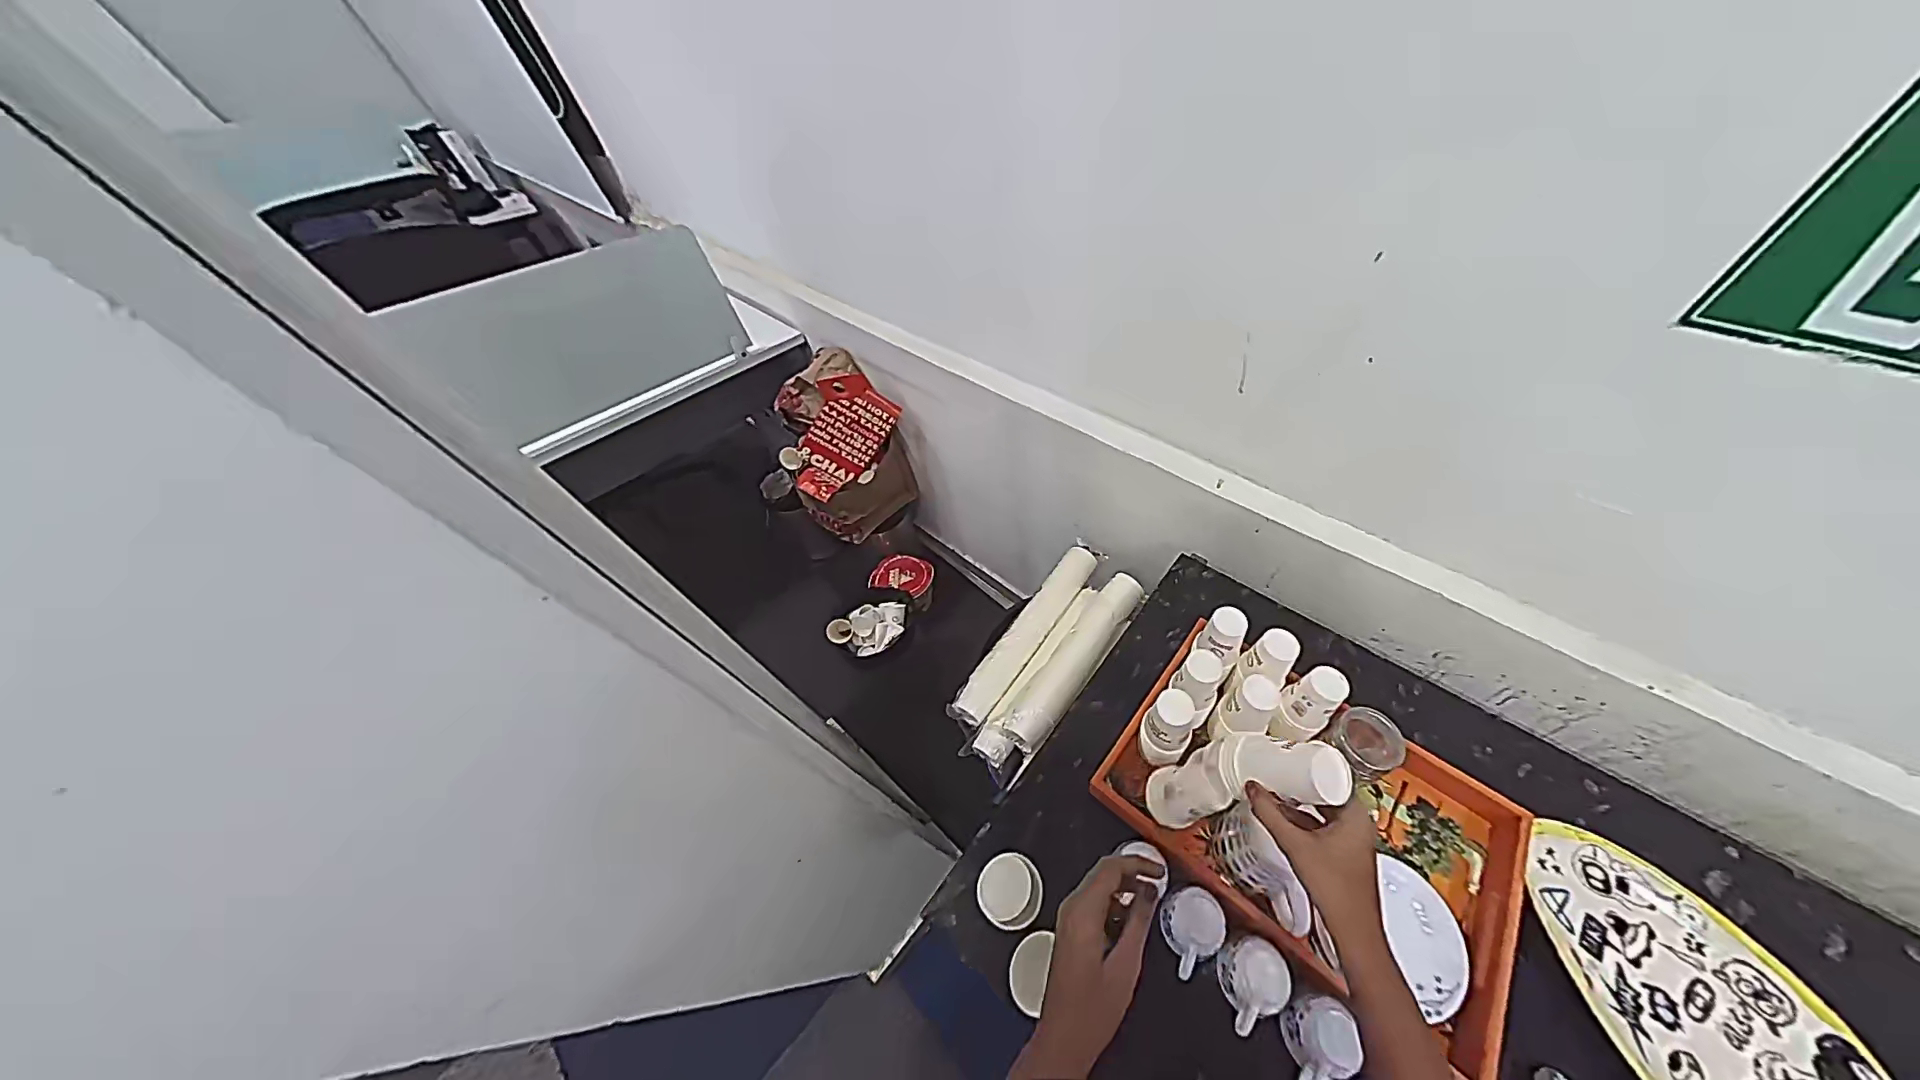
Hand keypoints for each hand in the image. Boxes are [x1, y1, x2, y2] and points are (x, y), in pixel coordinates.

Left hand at [1008, 854, 1164, 1079]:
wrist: (1064, 1036)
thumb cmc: (1092, 1009)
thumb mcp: (1126, 963)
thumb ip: (1139, 922)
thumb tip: (1149, 893)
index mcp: (1082, 911)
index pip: (1109, 867)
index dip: (1137, 863)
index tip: (1158, 869)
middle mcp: (1071, 909)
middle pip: (1102, 873)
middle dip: (1132, 873)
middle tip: (1157, 881)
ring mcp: (1068, 918)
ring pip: (1098, 887)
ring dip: (1124, 889)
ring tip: (1149, 902)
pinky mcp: (1070, 930)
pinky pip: (1093, 904)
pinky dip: (1114, 904)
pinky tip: (1131, 921)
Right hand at [1245, 781, 1380, 934]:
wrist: (1351, 928)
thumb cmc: (1334, 887)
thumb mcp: (1295, 844)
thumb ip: (1270, 814)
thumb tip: (1253, 789)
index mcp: (1356, 814)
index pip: (1332, 777)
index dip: (1307, 766)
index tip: (1286, 758)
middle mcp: (1359, 823)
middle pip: (1326, 792)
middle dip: (1300, 784)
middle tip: (1275, 772)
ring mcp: (1354, 838)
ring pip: (1324, 810)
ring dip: (1300, 803)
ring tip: (1275, 792)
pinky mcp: (1346, 852)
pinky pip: (1323, 825)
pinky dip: (1305, 820)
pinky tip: (1284, 819)